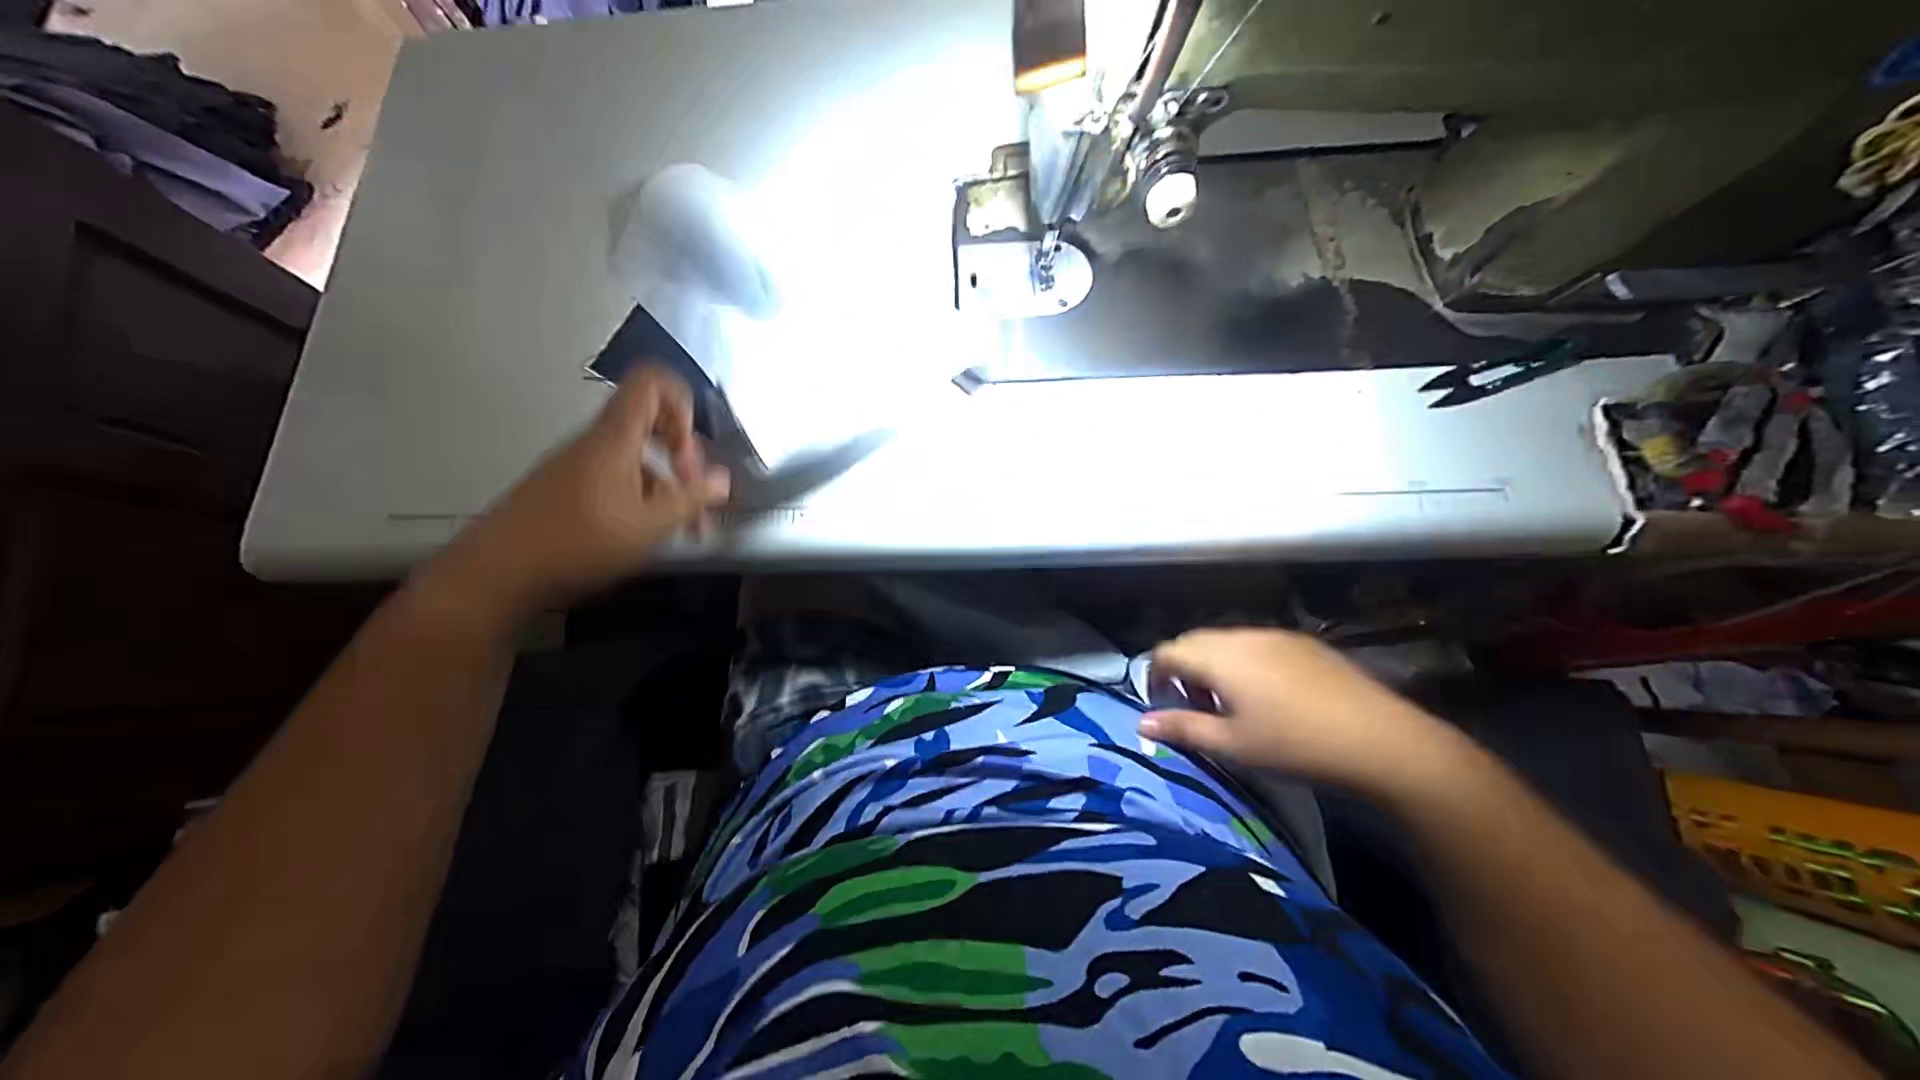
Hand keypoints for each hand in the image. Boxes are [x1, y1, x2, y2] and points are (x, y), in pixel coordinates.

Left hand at [422, 366, 730, 618]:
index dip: (682, 402)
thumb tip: (721, 479)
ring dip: (668, 484)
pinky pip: (619, 476)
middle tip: (695, 495)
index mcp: (616, 438)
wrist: (499, 571)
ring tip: (681, 527)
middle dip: (684, 455)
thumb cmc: (577, 542)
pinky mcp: (570, 487)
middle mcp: (597, 441)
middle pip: (651, 422)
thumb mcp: (649, 526)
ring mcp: (581, 463)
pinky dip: (644, 496)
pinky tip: (648, 532)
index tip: (692, 446)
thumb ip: (690, 499)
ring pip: (638, 456)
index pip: (652, 383)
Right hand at [1140, 627, 1471, 795]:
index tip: (1165, 708)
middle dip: (1183, 670)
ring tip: (1230, 705)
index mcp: (1219, 657)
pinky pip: (1257, 644)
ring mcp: (1276, 635)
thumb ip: (1182, 729)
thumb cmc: (1296, 746)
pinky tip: (1267, 696)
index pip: (1166, 651)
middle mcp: (1242, 636)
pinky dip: (1244, 663)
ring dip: (1213, 666)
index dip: (1155, 677)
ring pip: (1226, 642)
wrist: (1381, 740)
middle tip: (1194, 708)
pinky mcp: (1304, 643)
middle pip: (1194, 641)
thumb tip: (1142, 724)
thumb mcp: (1232, 745)